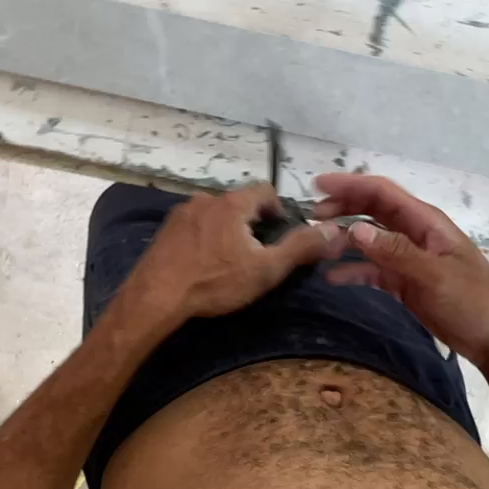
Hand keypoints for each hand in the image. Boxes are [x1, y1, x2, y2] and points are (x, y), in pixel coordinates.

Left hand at [118, 185, 342, 323]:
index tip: (279, 236)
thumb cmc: (214, 282)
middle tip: (256, 255)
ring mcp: (181, 213)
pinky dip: (204, 239)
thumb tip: (334, 232)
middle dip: (252, 223)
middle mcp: (205, 199)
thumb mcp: (265, 270)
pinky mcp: (164, 230)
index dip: (278, 211)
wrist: (154, 297)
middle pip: (239, 203)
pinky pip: (194, 227)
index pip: (265, 191)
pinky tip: (202, 264)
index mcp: (232, 204)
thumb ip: (300, 248)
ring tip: (228, 262)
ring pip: (215, 215)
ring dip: (227, 231)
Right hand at [314, 173, 488, 365]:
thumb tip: (353, 229)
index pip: (382, 193)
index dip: (349, 185)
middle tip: (310, 216)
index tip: (317, 184)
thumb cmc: (473, 302)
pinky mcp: (405, 282)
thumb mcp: (434, 276)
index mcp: (426, 223)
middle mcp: (414, 234)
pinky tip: (331, 277)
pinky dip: (352, 270)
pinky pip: (372, 269)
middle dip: (342, 208)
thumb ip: (395, 252)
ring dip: (344, 238)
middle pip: (372, 211)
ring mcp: (409, 258)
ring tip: (315, 244)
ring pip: (369, 239)